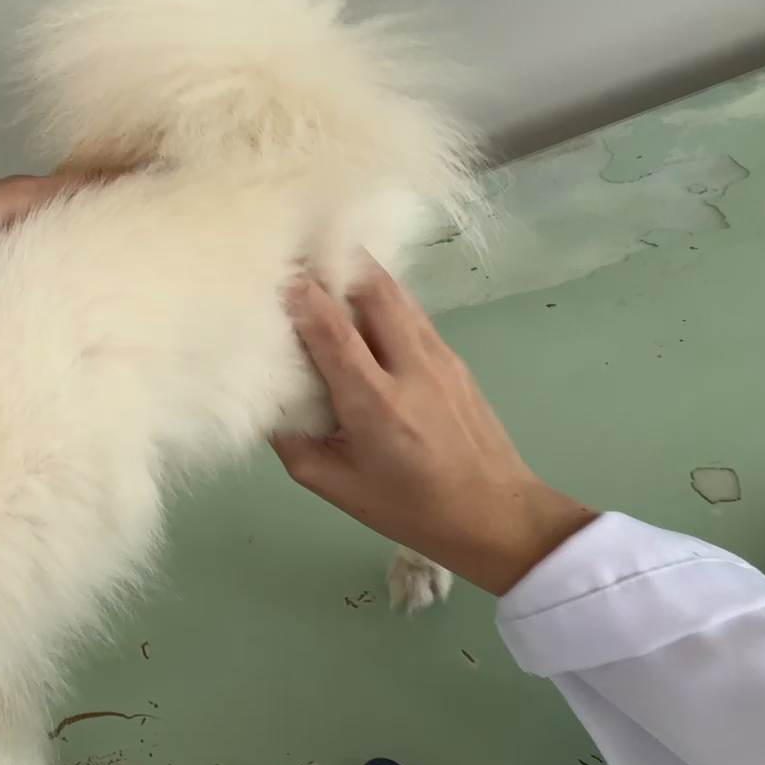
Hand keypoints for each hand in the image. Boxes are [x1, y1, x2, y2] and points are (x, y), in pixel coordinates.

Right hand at [271, 255, 597, 594]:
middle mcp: (412, 371)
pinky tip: (358, 293)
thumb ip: (290, 441)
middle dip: (338, 263)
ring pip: (398, 296)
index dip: (303, 297)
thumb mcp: (330, 485)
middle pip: (376, 294)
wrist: (502, 519)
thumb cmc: (408, 507)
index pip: (334, 334)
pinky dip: (380, 294)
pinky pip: (410, 313)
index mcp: (376, 406)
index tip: (274, 270)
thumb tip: (261, 400)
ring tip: (325, 255)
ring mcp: (441, 360)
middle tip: (299, 245)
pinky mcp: (454, 360)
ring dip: (360, 272)